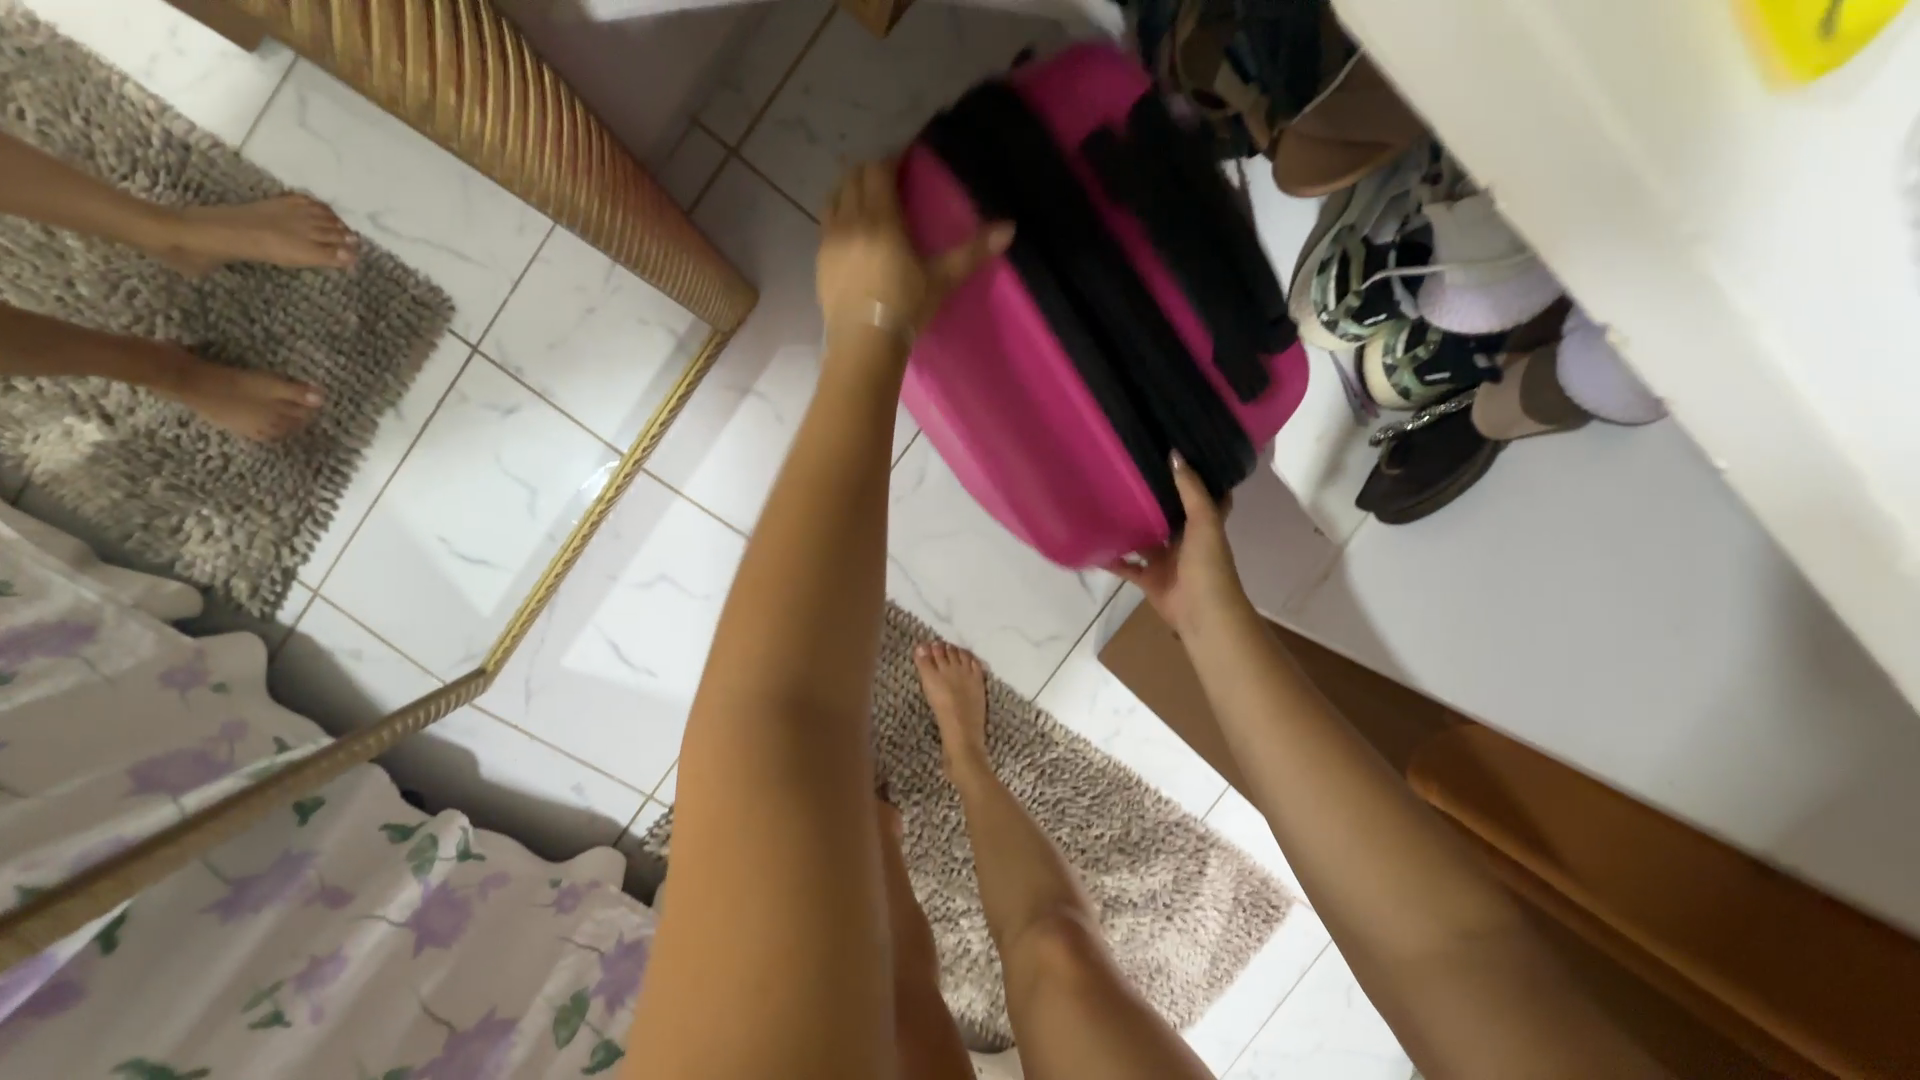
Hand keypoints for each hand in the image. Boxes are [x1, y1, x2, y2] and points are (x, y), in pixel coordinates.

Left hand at [816, 159, 1012, 346]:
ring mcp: (830, 240)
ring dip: (848, 189)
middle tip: (887, 179)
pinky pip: (825, 223)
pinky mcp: (819, 259)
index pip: (877, 171)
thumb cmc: (905, 307)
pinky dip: (837, 215)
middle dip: (869, 171)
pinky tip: (850, 231)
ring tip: (865, 199)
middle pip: (852, 177)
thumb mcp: (942, 279)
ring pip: (834, 196)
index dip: (890, 161)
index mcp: (881, 219)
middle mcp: (850, 221)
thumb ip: (973, 251)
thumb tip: (1010, 228)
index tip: (903, 163)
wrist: (865, 343)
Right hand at [1109, 453, 1252, 636]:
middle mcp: (1184, 539)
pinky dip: (1110, 558)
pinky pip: (1126, 565)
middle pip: (1167, 515)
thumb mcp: (1204, 521)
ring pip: (1144, 538)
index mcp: (1203, 524)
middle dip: (1152, 498)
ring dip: (1129, 525)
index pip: (1200, 494)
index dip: (1192, 476)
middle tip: (1127, 471)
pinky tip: (1092, 543)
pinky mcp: (1148, 579)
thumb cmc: (1208, 565)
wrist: (1203, 613)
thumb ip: (1190, 490)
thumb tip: (1174, 453)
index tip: (1174, 454)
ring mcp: (1165, 560)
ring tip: (1103, 500)